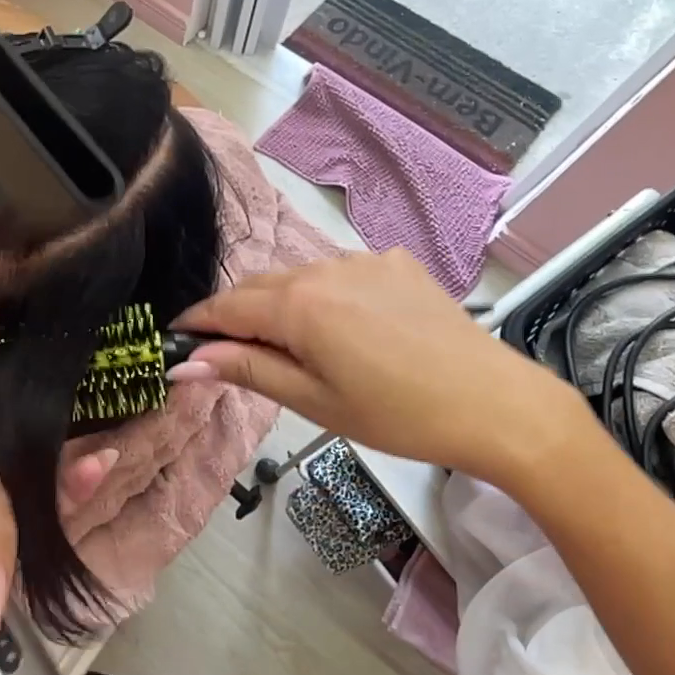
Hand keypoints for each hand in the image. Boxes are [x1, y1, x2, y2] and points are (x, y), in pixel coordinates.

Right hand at [172, 250, 588, 485]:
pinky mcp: (395, 262)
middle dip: (236, 315)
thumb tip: (186, 362)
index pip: (226, 307)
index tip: (177, 340)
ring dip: (280, 304)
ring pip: (298, 276)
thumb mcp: (315, 402)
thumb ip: (247, 370)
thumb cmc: (399, 415)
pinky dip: (323, 294)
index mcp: (299, 304)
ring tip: (292, 347)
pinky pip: (339, 272)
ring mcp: (363, 259)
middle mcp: (324, 267)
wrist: (497, 404)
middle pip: (259, 286)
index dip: (196, 323)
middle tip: (230, 354)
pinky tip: (346, 329)